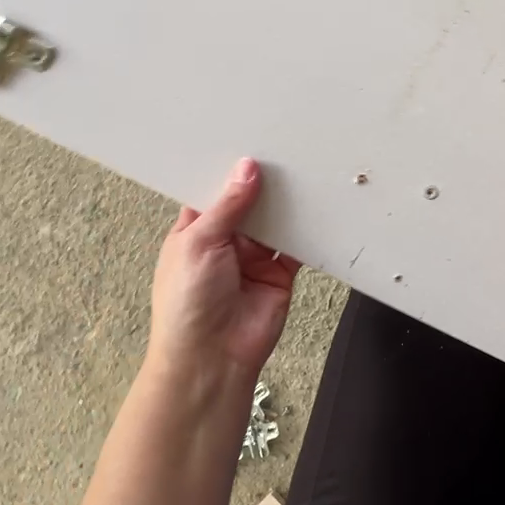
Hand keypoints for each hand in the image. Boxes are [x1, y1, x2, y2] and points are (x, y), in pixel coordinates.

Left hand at [148, 158, 301, 379]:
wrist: (214, 355)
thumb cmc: (186, 306)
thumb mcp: (199, 242)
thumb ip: (228, 205)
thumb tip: (246, 170)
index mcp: (195, 232)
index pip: (214, 194)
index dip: (230, 173)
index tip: (250, 149)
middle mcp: (225, 243)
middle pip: (250, 205)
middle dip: (265, 186)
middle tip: (284, 157)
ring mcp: (254, 259)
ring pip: (277, 223)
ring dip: (288, 208)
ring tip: (304, 177)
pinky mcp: (280, 274)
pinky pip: (298, 247)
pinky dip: (308, 233)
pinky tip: (317, 213)